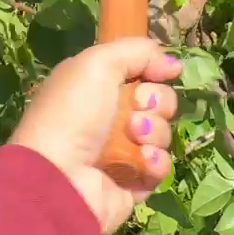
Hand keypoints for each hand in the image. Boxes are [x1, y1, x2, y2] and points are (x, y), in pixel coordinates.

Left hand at [8, 38, 181, 234]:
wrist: (59, 177)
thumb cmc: (74, 112)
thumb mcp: (98, 63)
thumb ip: (138, 51)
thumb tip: (174, 64)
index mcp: (99, 87)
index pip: (143, 71)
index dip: (155, 69)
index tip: (162, 72)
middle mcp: (112, 116)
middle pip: (158, 99)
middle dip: (155, 100)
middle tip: (136, 107)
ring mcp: (124, 151)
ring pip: (162, 131)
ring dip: (152, 130)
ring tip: (133, 136)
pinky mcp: (134, 183)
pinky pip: (160, 165)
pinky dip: (154, 161)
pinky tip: (141, 160)